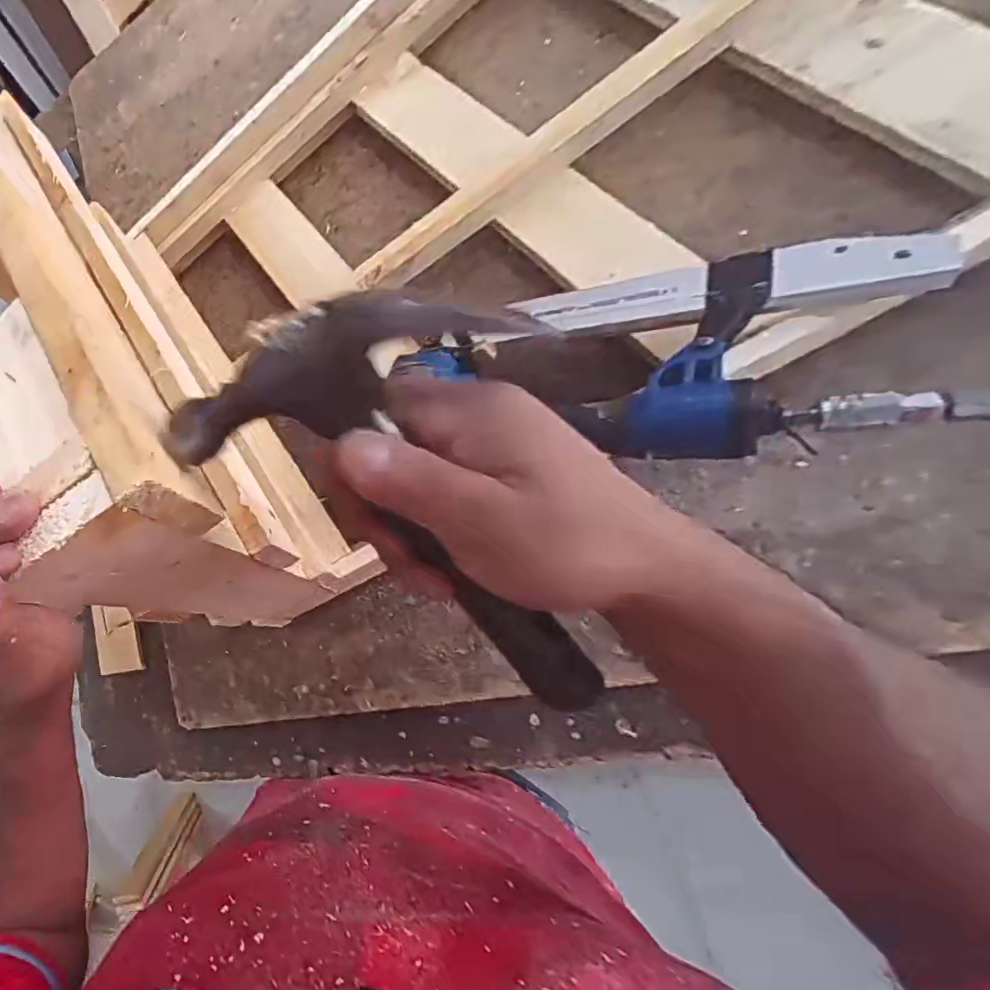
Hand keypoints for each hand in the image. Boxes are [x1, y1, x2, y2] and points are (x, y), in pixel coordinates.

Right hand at [330, 373, 722, 612]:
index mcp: (468, 410)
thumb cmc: (569, 546)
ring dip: (409, 532)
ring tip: (438, 579)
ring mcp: (489, 440)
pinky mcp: (501, 467)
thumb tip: (338, 446)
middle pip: (387, 447)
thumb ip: (408, 481)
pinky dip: (436, 530)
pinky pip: (442, 489)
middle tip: (409, 564)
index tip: (372, 526)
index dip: (354, 468)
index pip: (372, 413)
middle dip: (384, 512)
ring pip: (411, 475)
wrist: (651, 572)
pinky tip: (454, 569)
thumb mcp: (479, 521)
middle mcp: (474, 412)